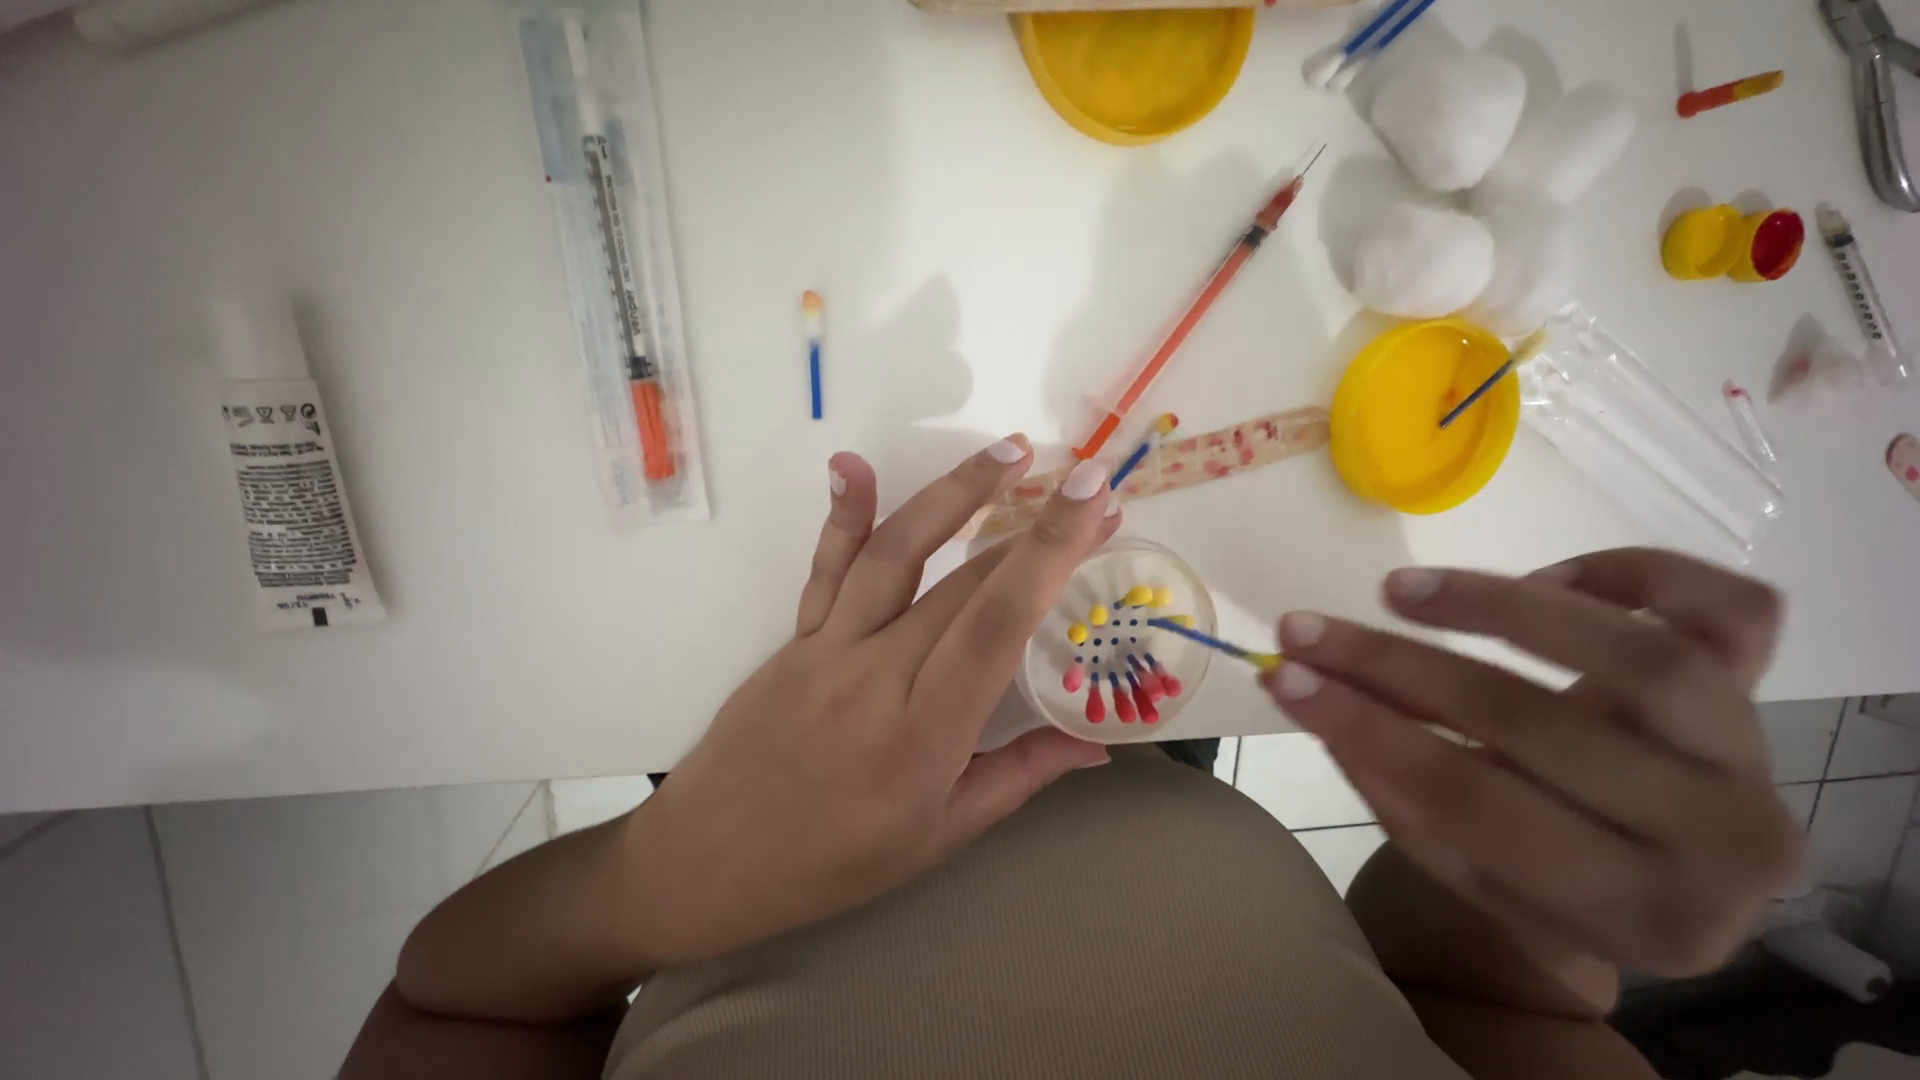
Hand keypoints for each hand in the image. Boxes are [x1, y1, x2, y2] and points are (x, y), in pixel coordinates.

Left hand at [621, 438, 1119, 965]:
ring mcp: (828, 648)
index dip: (1051, 552)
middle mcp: (877, 676)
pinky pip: (824, 569)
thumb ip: (1020, 776)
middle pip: (964, 583)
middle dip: (1034, 527)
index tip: (1093, 497)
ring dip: (954, 494)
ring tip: (1007, 452)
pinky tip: (853, 464)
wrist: (708, 862)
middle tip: (1085, 488)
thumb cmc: (835, 862)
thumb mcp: (940, 835)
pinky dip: (843, 514)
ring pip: (895, 553)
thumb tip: (1094, 743)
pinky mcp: (796, 637)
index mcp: (925, 734)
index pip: (999, 623)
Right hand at [1264, 548, 1802, 977]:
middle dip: (1399, 668)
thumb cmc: (1523, 871)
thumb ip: (1375, 770)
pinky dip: (1640, 573)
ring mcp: (1753, 755)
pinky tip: (1552, 577)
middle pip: (1540, 724)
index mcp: (1646, 916)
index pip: (1476, 801)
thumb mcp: (1442, 854)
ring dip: (1501, 606)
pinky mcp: (1761, 688)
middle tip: (1308, 629)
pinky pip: (1733, 610)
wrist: (1638, 876)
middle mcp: (1727, 841)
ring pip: (1644, 658)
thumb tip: (1291, 680)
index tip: (1282, 677)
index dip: (1367, 730)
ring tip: (1400, 589)